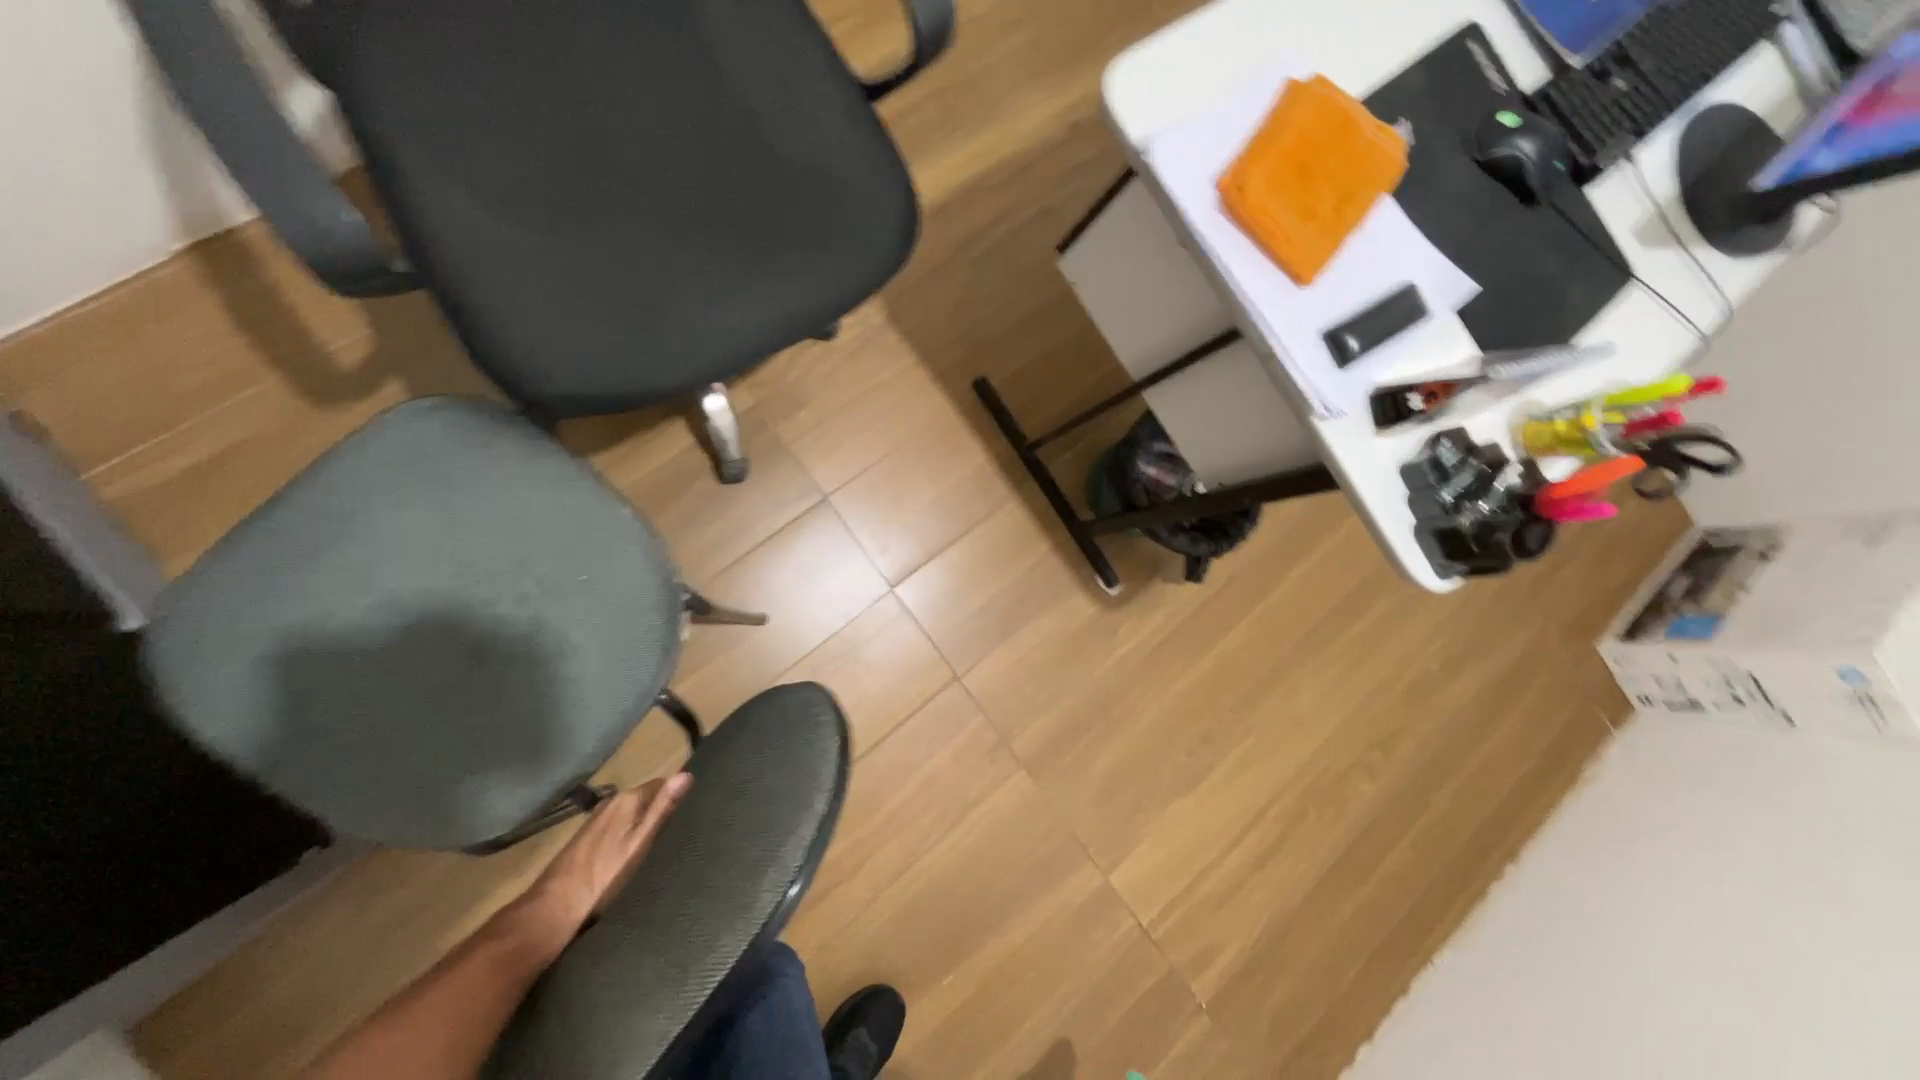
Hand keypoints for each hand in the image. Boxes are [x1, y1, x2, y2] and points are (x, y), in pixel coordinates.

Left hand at [513, 774, 692, 943]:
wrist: (556, 907)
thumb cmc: (606, 876)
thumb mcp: (642, 843)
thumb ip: (662, 809)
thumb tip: (686, 774)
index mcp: (627, 800)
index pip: (661, 783)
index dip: (676, 797)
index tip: (690, 814)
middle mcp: (610, 803)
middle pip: (644, 799)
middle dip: (659, 811)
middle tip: (677, 834)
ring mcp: (596, 820)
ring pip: (629, 814)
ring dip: (642, 825)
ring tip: (658, 846)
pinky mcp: (586, 838)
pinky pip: (616, 827)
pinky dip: (626, 836)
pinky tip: (631, 856)